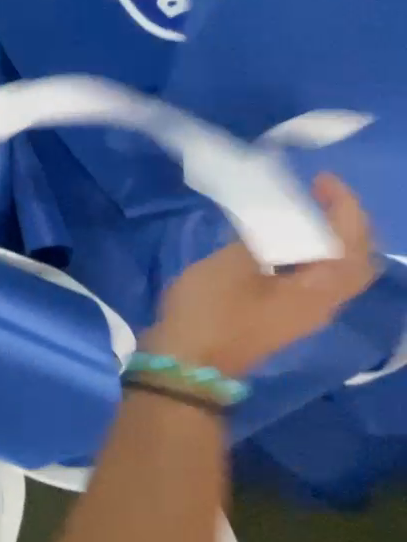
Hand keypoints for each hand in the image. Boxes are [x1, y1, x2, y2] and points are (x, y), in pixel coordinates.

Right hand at [146, 174, 380, 377]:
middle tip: (321, 197)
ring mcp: (303, 313)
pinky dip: (303, 256)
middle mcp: (325, 302)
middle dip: (345, 225)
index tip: (323, 179)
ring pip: (333, 271)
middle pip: (354, 260)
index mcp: (321, 288)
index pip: (351, 242)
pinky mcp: (280, 317)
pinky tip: (276, 248)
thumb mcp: (228, 267)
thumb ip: (256, 241)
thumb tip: (269, 224)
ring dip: (324, 241)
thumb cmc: (210, 311)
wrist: (188, 362)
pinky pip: (309, 280)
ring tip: (299, 217)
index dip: (344, 207)